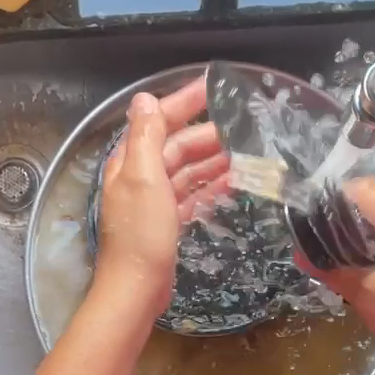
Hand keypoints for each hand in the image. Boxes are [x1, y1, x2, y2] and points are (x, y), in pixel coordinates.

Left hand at [94, 79, 227, 312]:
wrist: (137, 289)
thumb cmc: (141, 234)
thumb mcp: (143, 178)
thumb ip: (145, 137)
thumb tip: (144, 98)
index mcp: (129, 162)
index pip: (158, 121)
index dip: (184, 102)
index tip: (215, 85)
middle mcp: (138, 178)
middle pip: (175, 146)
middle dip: (206, 134)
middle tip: (243, 127)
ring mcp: (152, 202)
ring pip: (186, 171)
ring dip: (213, 161)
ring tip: (245, 154)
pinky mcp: (165, 224)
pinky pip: (191, 196)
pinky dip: (210, 187)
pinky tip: (233, 183)